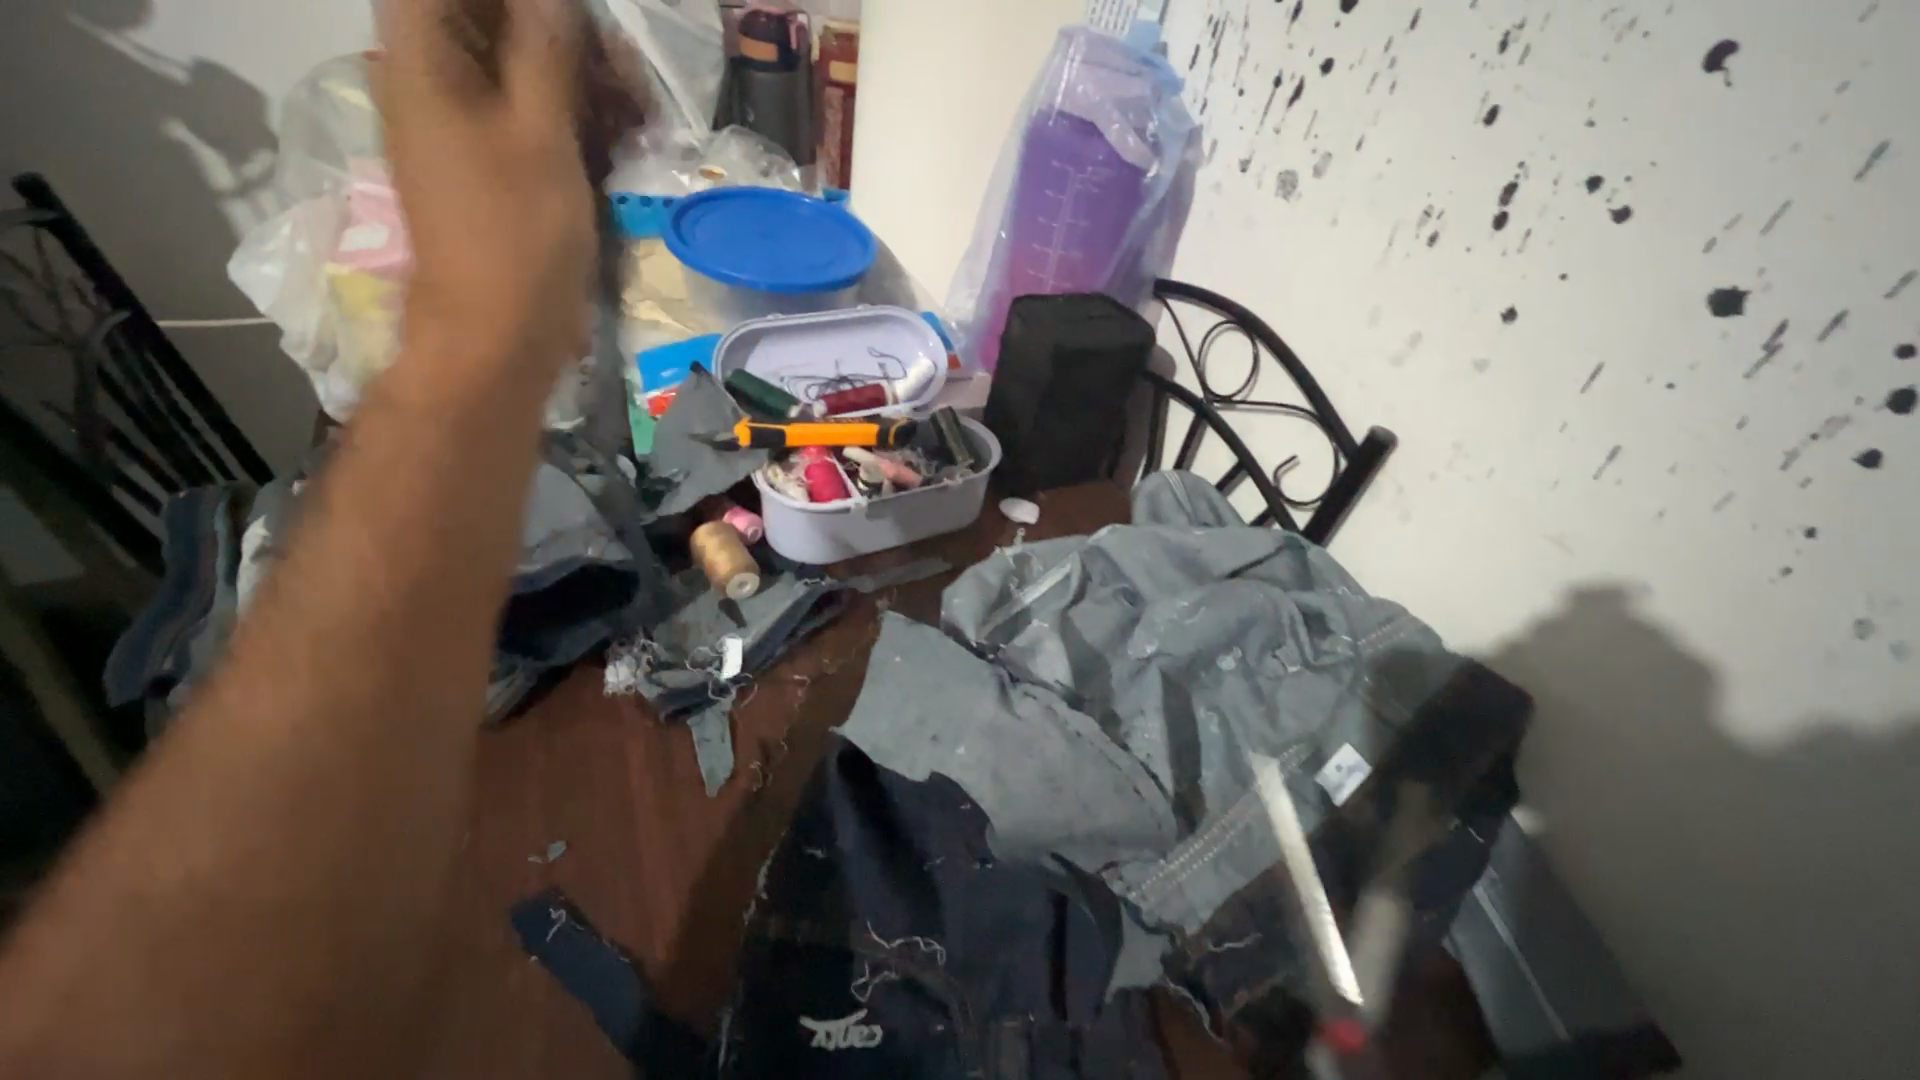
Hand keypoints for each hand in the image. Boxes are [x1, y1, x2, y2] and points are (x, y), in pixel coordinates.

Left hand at [376, 0, 593, 372]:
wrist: (499, 334)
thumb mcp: (541, 132)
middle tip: (628, 73)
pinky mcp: (494, 165)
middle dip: (567, 34)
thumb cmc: (517, 233)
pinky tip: (623, 138)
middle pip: (495, 18)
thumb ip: (545, 46)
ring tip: (640, 114)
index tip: (581, 20)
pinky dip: (576, 118)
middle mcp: (434, 78)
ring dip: (584, 80)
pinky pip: (532, 116)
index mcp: (423, 57)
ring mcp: (464, 125)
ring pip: (523, 69)